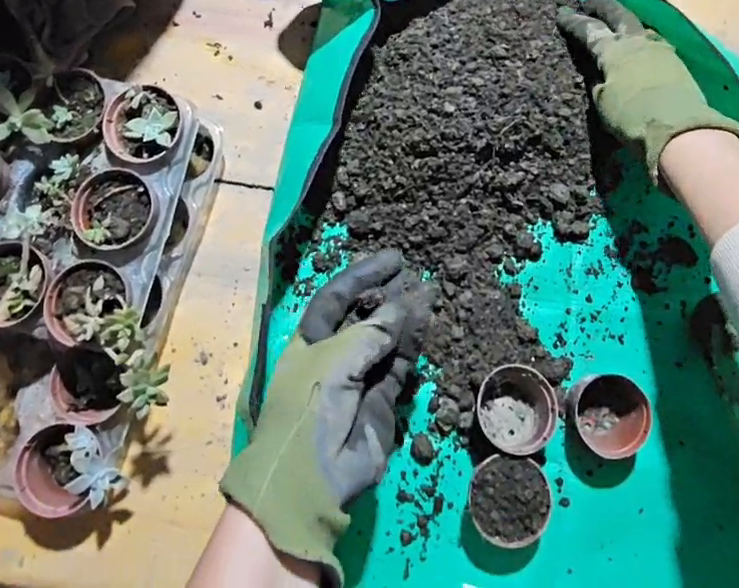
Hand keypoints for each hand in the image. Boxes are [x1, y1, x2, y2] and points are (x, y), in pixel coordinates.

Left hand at [221, 251, 427, 584]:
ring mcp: (358, 379)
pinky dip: (413, 344)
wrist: (311, 478)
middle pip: (364, 316)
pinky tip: (425, 322)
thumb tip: (406, 303)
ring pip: (387, 339)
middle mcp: (334, 355)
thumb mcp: (336, 360)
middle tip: (415, 275)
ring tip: (429, 293)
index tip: (392, 260)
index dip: (362, 277)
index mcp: (310, 340)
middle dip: (388, 295)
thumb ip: (373, 330)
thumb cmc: (309, 407)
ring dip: (405, 317)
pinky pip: (400, 365)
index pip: (337, 297)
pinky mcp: (381, 402)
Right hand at [558, 0, 738, 179]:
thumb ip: (597, 81)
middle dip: (602, 6)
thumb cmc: (632, 117)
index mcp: (613, 49)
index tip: (562, 14)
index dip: (574, 22)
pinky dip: (640, 41)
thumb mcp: (602, 101)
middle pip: (618, 14)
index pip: (589, 29)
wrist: (680, 131)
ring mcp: (661, 49)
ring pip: (639, 27)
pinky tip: (639, 48)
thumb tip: (598, 71)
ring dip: (625, 23)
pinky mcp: (677, 63)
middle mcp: (637, 41)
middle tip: (590, 2)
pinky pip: (653, 43)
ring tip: (617, 25)